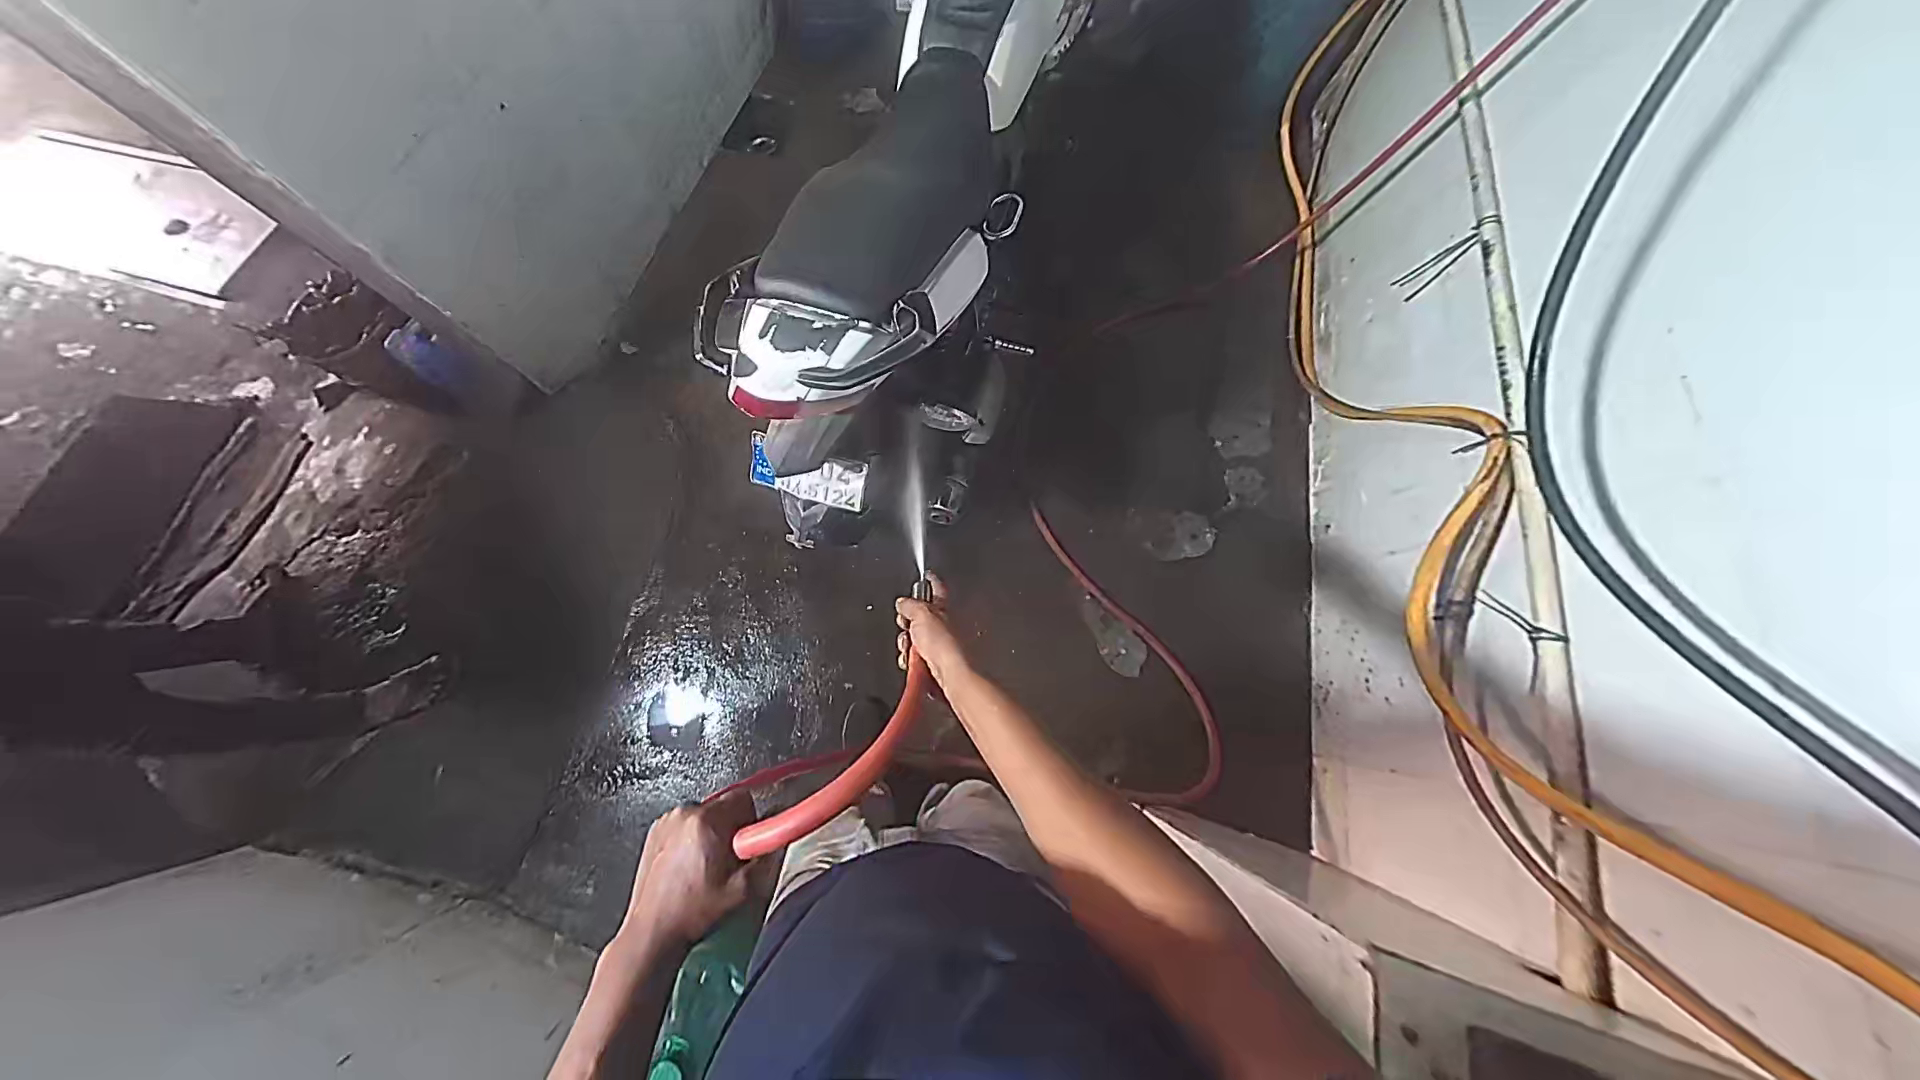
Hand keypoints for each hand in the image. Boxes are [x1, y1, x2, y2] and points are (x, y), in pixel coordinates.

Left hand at [620, 789, 761, 947]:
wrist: (652, 933)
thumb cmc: (693, 913)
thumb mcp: (744, 889)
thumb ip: (768, 855)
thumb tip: (780, 833)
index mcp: (706, 821)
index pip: (743, 798)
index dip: (750, 821)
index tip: (745, 844)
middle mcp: (684, 814)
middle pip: (723, 806)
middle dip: (730, 828)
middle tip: (726, 861)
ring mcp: (666, 822)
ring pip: (705, 815)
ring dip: (710, 833)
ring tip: (705, 867)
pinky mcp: (655, 832)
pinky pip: (686, 824)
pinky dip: (691, 838)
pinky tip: (688, 866)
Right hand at [896, 574, 969, 684]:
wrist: (950, 674)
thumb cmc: (946, 645)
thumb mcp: (921, 615)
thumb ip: (910, 605)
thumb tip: (902, 602)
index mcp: (946, 608)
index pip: (937, 588)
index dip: (930, 581)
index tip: (927, 575)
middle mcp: (946, 625)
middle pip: (920, 617)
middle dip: (908, 622)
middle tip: (907, 626)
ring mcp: (941, 645)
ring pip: (915, 639)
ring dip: (907, 644)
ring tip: (911, 649)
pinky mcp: (935, 663)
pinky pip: (915, 657)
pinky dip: (910, 660)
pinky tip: (913, 663)